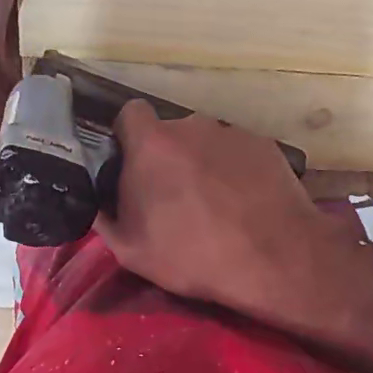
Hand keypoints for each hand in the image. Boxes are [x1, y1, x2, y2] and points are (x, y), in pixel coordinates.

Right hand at [97, 101, 336, 310]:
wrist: (274, 258)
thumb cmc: (195, 255)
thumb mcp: (132, 251)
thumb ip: (106, 219)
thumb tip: (98, 204)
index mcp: (152, 144)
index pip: (130, 114)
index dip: (129, 137)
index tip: (134, 165)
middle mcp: (192, 125)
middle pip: (171, 133)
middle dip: (169, 157)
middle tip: (178, 196)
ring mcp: (232, 133)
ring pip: (207, 143)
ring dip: (205, 163)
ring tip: (218, 203)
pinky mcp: (265, 145)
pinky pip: (239, 152)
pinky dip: (238, 169)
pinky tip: (247, 201)